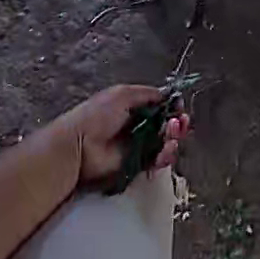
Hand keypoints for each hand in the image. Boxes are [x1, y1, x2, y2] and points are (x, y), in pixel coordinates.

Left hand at [51, 84, 190, 184]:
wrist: (79, 145)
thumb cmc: (97, 115)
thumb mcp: (122, 94)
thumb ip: (147, 94)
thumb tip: (167, 95)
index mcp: (134, 105)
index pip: (160, 106)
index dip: (172, 106)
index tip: (179, 107)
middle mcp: (138, 125)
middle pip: (167, 124)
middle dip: (177, 122)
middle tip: (180, 122)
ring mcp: (138, 145)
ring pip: (166, 142)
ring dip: (173, 138)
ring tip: (171, 135)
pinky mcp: (137, 164)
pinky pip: (157, 160)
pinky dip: (165, 155)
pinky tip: (166, 150)